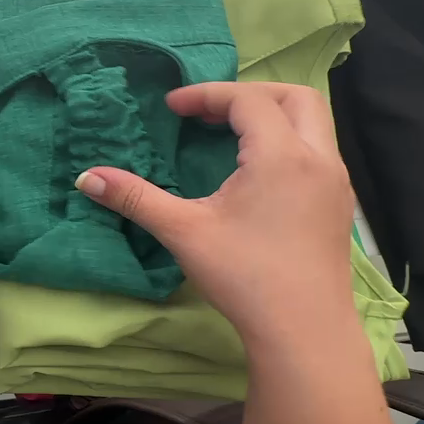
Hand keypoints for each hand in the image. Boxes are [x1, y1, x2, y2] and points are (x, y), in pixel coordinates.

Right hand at [76, 82, 356, 338]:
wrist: (304, 329)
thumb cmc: (243, 274)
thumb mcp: (181, 231)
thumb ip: (134, 198)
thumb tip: (86, 178)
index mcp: (281, 157)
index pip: (248, 101)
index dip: (206, 95)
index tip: (171, 107)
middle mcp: (318, 159)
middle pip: (295, 97)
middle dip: (248, 93)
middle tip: (205, 111)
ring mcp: (334, 182)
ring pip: (313, 122)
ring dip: (270, 114)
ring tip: (225, 132)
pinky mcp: (337, 203)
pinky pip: (316, 148)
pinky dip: (284, 139)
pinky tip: (252, 168)